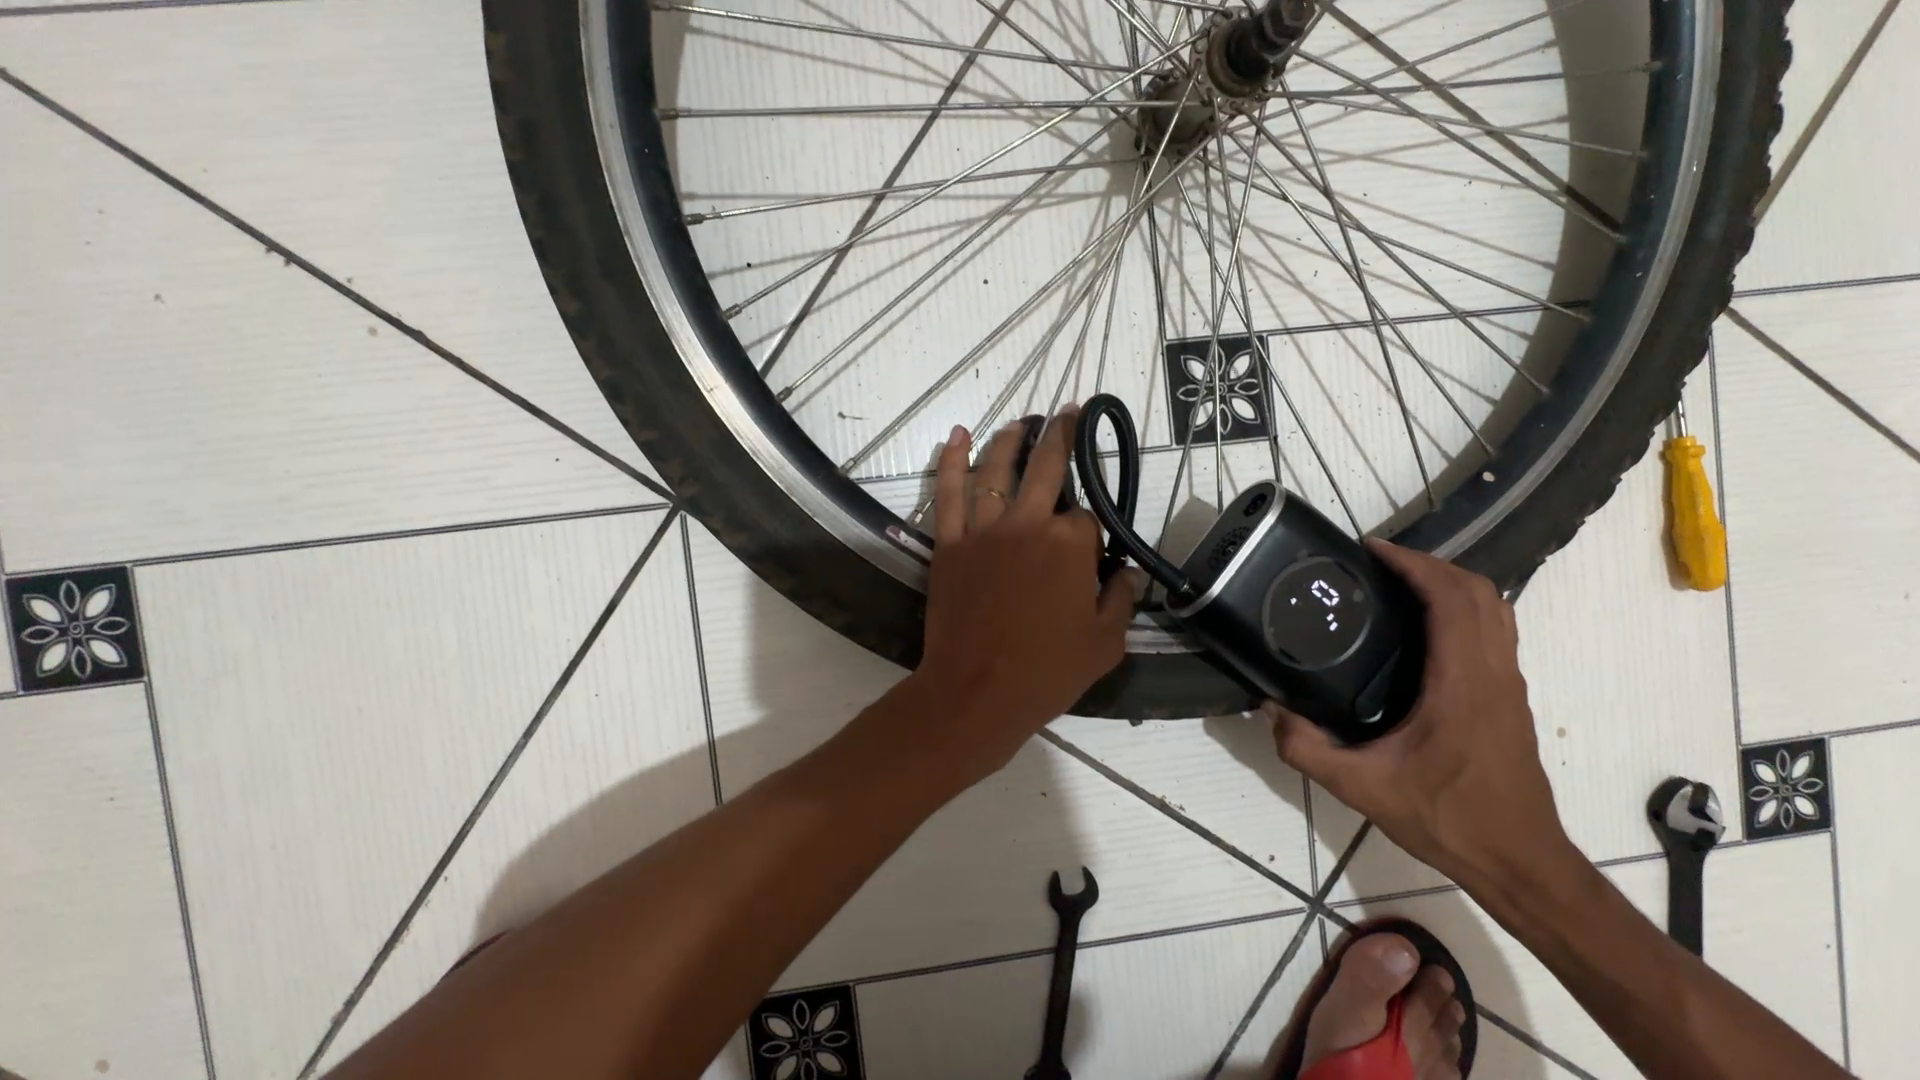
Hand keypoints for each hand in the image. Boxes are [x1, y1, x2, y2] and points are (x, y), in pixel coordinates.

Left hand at [911, 410, 1139, 777]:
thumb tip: (1129, 573)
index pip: (1087, 517)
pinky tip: (957, 435)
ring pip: (997, 469)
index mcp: (1070, 544)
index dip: (1090, 531)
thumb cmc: (1046, 672)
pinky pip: (948, 492)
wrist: (976, 691)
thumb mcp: (1105, 643)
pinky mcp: (949, 543)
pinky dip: (951, 460)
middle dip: (1063, 435)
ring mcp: (984, 530)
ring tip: (1022, 421)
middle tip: (1070, 412)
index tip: (1088, 551)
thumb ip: (1121, 600)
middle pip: (1047, 467)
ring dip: (1011, 439)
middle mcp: (1028, 523)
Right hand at [1265, 541, 1572, 884]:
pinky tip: (1424, 631)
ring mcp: (1509, 684)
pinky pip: (1495, 632)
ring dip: (1452, 585)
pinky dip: (1464, 610)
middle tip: (1379, 566)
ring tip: (1400, 587)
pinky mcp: (1510, 699)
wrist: (1518, 860)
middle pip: (1479, 591)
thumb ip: (1306, 748)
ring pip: (1495, 609)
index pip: (1451, 598)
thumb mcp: (1361, 787)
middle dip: (1431, 565)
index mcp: (1462, 682)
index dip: (1414, 564)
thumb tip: (1271, 709)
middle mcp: (1494, 672)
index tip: (1372, 551)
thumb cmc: (1447, 818)